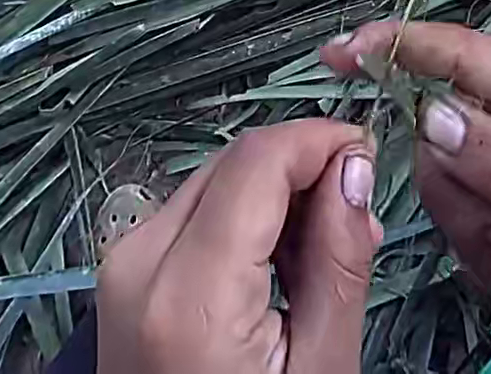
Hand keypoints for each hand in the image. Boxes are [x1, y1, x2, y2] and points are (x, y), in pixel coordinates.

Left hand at [95, 119, 382, 373]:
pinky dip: (247, 213)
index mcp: (188, 293)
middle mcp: (141, 257)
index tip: (365, 152)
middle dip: (303, 167)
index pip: (258, 161)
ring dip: (278, 191)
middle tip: (356, 211)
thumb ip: (337, 260)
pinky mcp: (126, 266)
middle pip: (237, 163)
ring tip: (323, 247)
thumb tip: (353, 166)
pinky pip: (198, 206)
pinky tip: (279, 258)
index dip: (317, 140)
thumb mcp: (320, 372)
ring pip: (220, 177)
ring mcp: (125, 259)